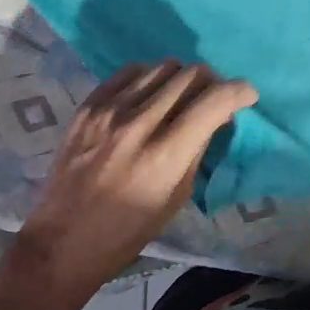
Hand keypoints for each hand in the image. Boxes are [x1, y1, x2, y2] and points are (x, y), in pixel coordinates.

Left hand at [14, 59, 257, 290]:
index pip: (213, 102)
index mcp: (164, 156)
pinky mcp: (88, 105)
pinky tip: (150, 93)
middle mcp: (138, 125)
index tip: (247, 94)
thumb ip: (197, 149)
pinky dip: (149, 76)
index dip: (238, 91)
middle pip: (189, 75)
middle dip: (211, 82)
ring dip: (181, 77)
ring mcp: (109, 111)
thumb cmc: (126, 233)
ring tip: (181, 96)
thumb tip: (216, 116)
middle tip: (213, 96)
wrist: (62, 242)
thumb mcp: (175, 198)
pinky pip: (130, 71)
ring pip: (162, 67)